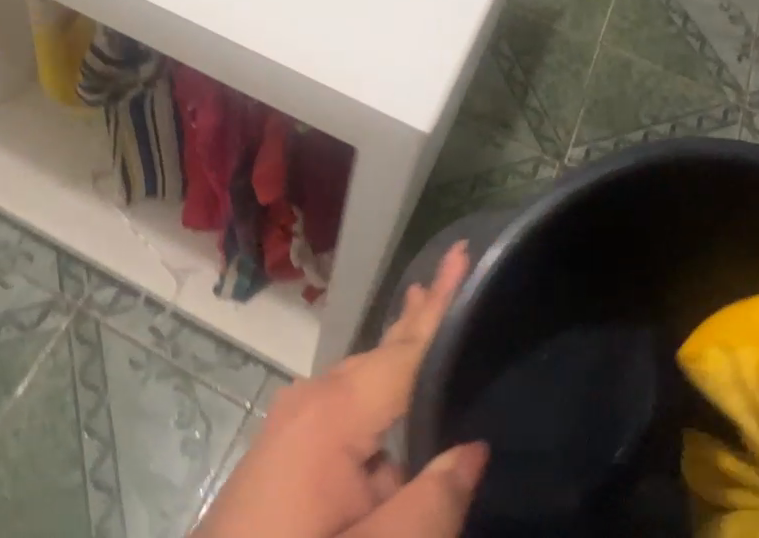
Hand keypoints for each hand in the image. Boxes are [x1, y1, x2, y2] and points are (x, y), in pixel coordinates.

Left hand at [193, 243, 487, 537]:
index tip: (463, 253)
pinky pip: (348, 404)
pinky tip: (403, 392)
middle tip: (461, 271)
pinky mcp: (288, 446)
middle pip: (382, 353)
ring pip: (365, 378)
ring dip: (403, 349)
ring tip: (436, 309)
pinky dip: (382, 388)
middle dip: (422, 317)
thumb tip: (471, 450)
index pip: (403, 349)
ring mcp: (294, 422)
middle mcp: (310, 402)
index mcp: (332, 416)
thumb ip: (429, 505)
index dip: (440, 304)